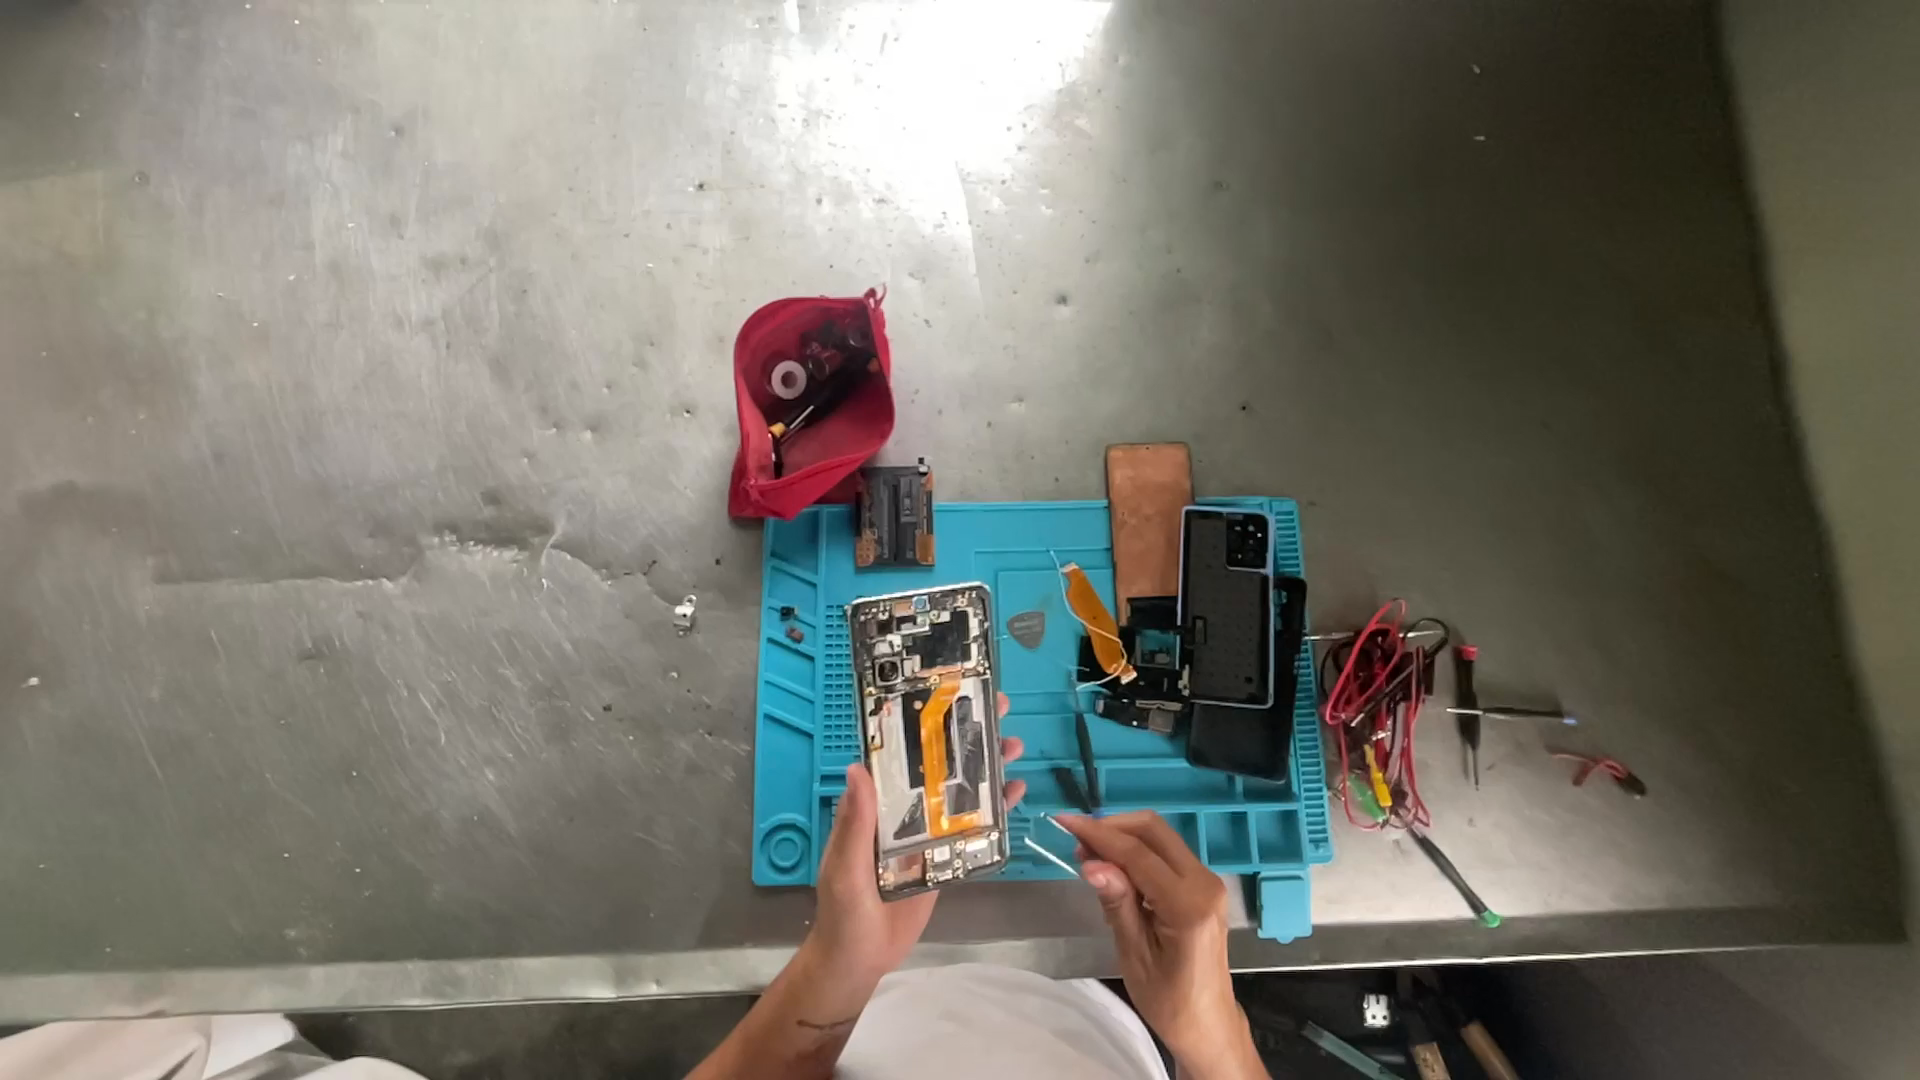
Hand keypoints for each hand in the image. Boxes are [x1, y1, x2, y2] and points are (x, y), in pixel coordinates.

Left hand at [807, 696, 1024, 982]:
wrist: (861, 962)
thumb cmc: (844, 912)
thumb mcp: (843, 867)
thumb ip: (853, 824)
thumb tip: (857, 767)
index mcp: (877, 803)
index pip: (901, 752)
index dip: (925, 721)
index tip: (949, 693)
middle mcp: (904, 808)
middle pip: (940, 763)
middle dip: (967, 734)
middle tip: (997, 707)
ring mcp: (927, 831)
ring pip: (962, 789)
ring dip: (987, 765)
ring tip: (1014, 743)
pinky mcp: (947, 856)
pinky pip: (975, 826)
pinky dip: (996, 808)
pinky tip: (1016, 791)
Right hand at [1056, 811, 1262, 1078]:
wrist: (1209, 1025)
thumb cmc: (1170, 1001)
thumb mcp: (1135, 957)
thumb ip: (1117, 904)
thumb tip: (1091, 863)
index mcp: (1188, 905)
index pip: (1138, 853)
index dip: (1099, 834)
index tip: (1065, 821)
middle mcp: (1204, 883)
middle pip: (1153, 829)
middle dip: (1111, 826)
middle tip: (1077, 840)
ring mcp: (1207, 880)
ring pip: (1159, 835)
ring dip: (1122, 835)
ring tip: (1089, 854)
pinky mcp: (1203, 884)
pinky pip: (1165, 851)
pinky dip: (1136, 848)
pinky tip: (1113, 865)